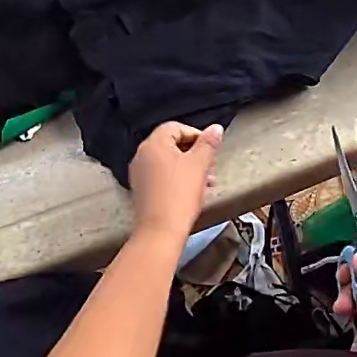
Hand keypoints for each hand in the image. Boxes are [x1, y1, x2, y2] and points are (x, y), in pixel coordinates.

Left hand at [127, 122, 221, 240]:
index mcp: (153, 145)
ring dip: (189, 166)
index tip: (210, 147)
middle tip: (210, 164)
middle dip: (194, 152)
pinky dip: (178, 178)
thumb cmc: (179, 196)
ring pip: (168, 161)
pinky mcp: (143, 190)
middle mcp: (142, 156)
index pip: (175, 127)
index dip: (196, 134)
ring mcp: (140, 174)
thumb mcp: (199, 165)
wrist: (161, 229)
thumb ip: (208, 143)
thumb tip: (215, 128)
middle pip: (171, 144)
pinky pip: (162, 176)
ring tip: (206, 180)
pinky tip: (192, 191)